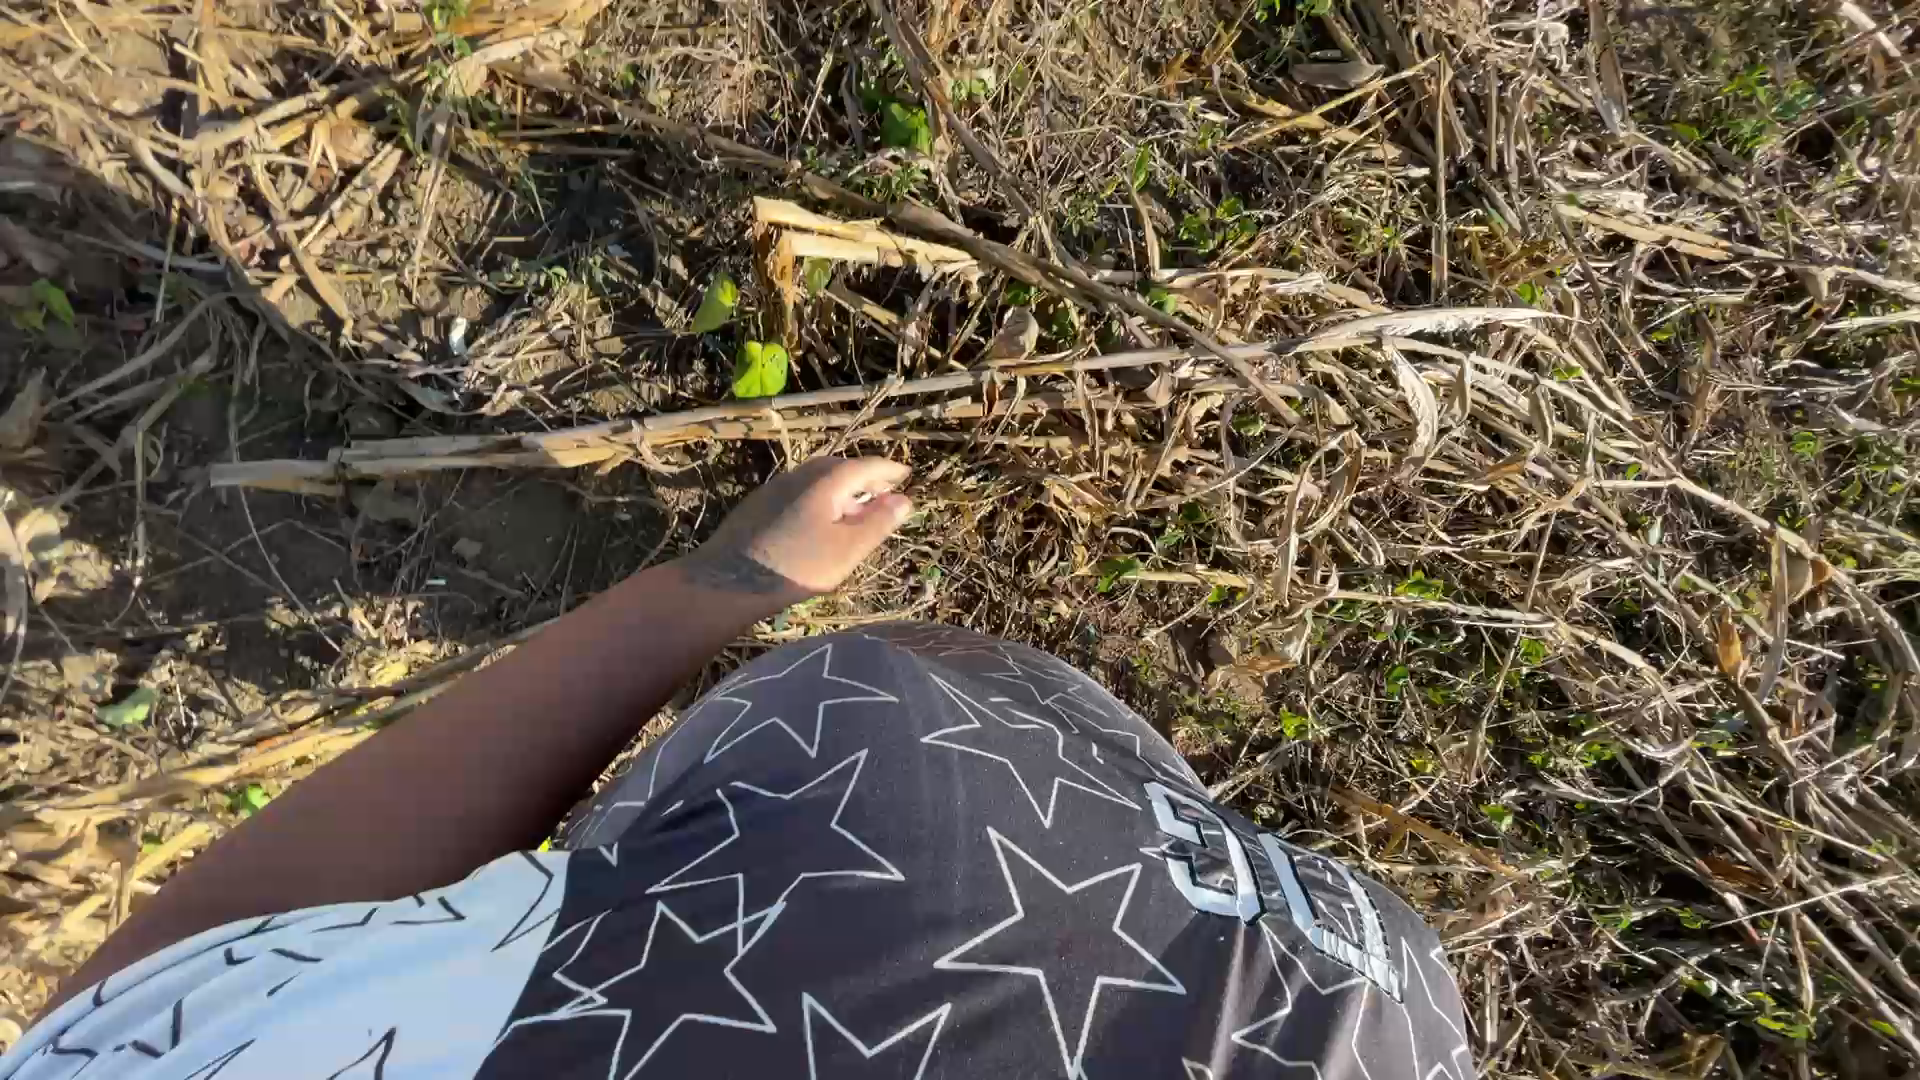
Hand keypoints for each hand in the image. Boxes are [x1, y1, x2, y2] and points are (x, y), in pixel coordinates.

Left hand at [678, 456, 912, 604]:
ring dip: (841, 488)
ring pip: (817, 478)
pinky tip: (820, 519)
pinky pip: (800, 490)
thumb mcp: (848, 549)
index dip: (888, 469)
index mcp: (825, 481)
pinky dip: (820, 497)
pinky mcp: (759, 505)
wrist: (729, 580)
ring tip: (855, 507)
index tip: (905, 474)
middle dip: (865, 476)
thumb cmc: (797, 566)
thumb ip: (878, 522)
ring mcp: (775, 488)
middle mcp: (800, 475)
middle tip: (883, 490)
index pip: (865, 466)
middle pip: (839, 467)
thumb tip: (904, 500)